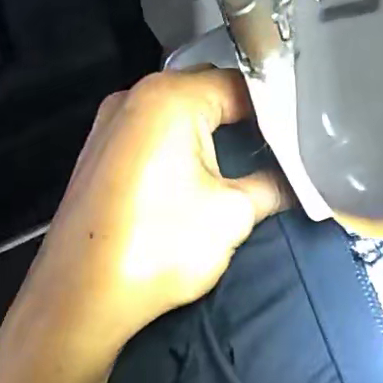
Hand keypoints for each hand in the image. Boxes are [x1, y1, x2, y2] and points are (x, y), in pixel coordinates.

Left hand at [32, 68, 285, 357]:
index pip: (241, 85)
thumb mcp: (233, 215)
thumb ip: (271, 187)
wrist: (82, 297)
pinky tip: (199, 180)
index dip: (276, 110)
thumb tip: (295, 182)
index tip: (300, 138)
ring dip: (212, 135)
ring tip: (244, 169)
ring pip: (179, 114)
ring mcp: (110, 124)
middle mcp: (134, 97)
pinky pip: (154, 134)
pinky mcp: (100, 153)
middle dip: (244, 120)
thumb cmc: (159, 247)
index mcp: (169, 99)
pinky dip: (182, 147)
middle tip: (278, 154)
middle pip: (207, 92)